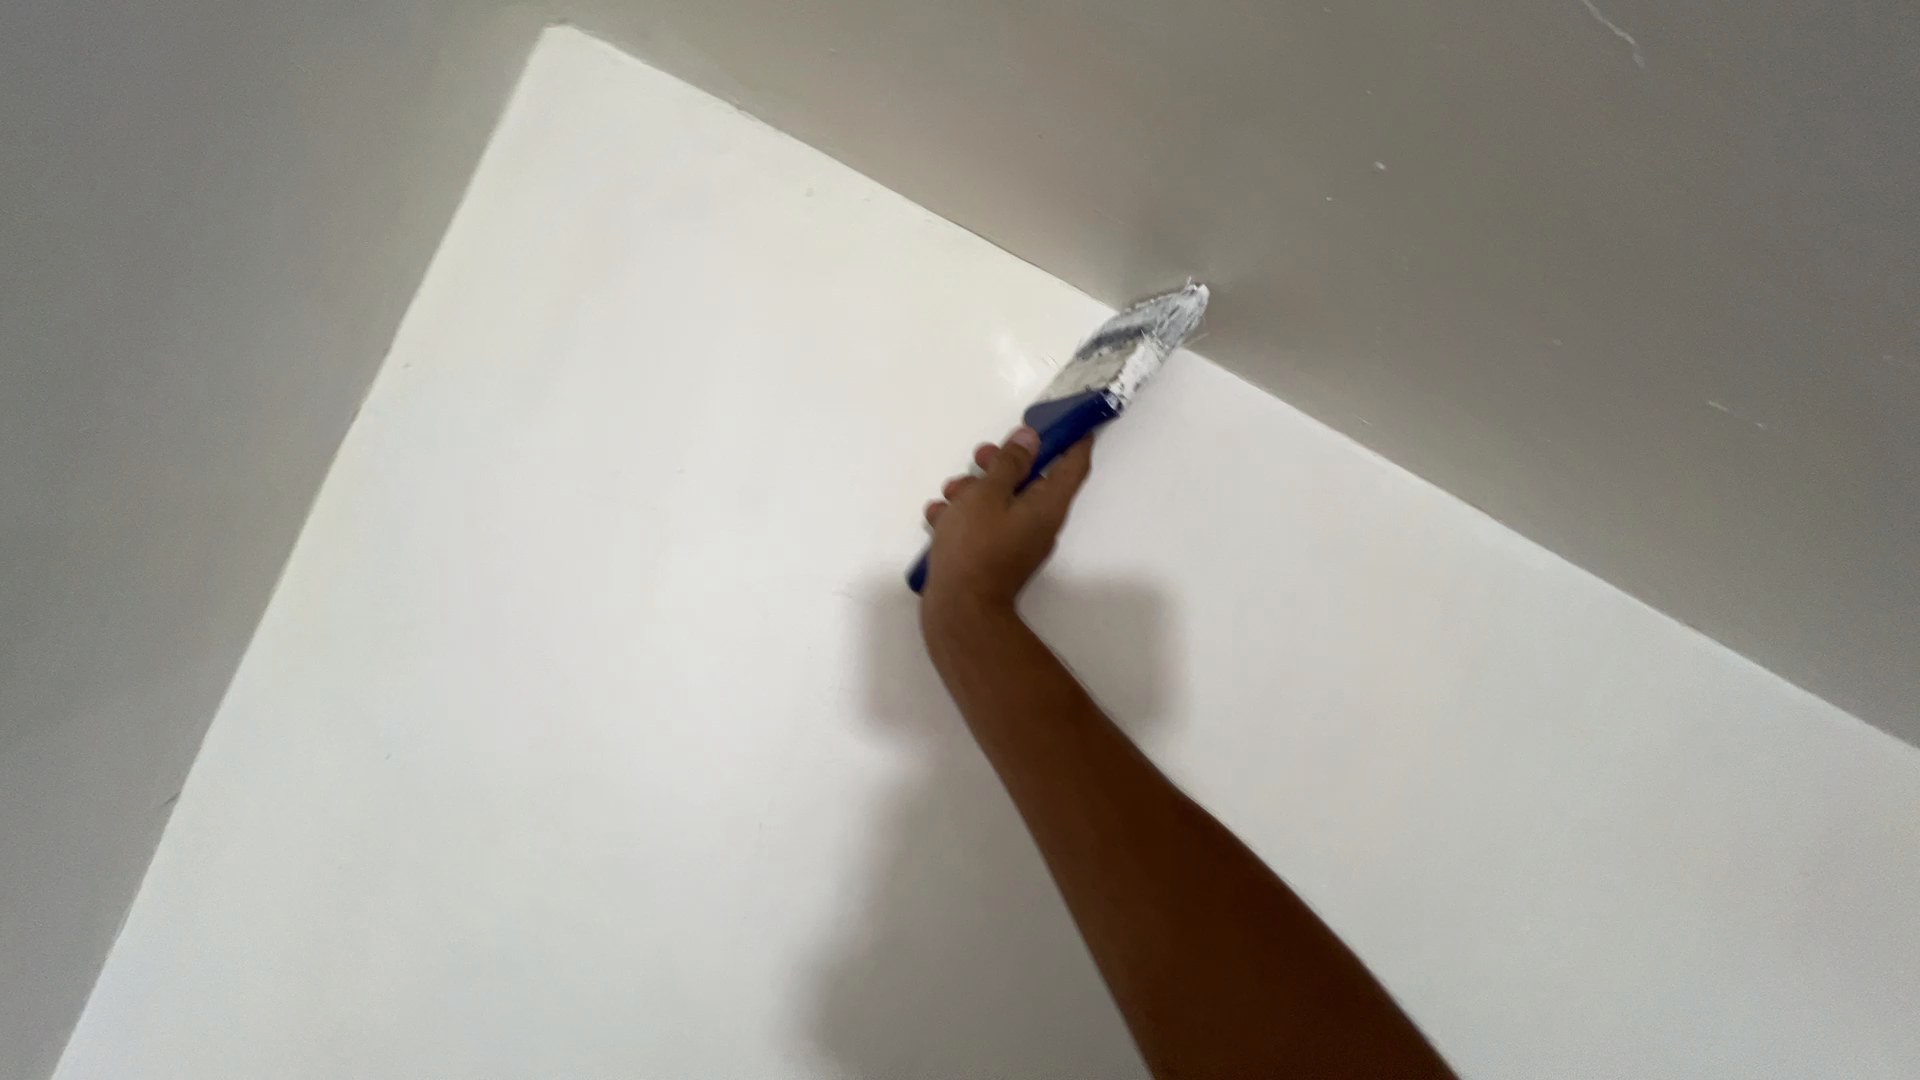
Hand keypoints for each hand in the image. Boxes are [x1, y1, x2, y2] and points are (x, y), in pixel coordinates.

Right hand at [921, 426, 1094, 614]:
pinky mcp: (993, 556)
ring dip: (973, 490)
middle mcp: (1038, 523)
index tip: (1064, 418)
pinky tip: (938, 517)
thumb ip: (1008, 464)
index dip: (1073, 437)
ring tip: (949, 494)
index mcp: (1047, 505)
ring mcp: (1016, 542)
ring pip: (1000, 501)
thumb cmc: (975, 546)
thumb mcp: (988, 494)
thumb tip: (1031, 439)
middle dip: (1001, 464)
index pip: (1074, 463)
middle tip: (979, 456)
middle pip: (1029, 480)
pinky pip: (983, 525)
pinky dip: (962, 516)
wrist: (959, 610)